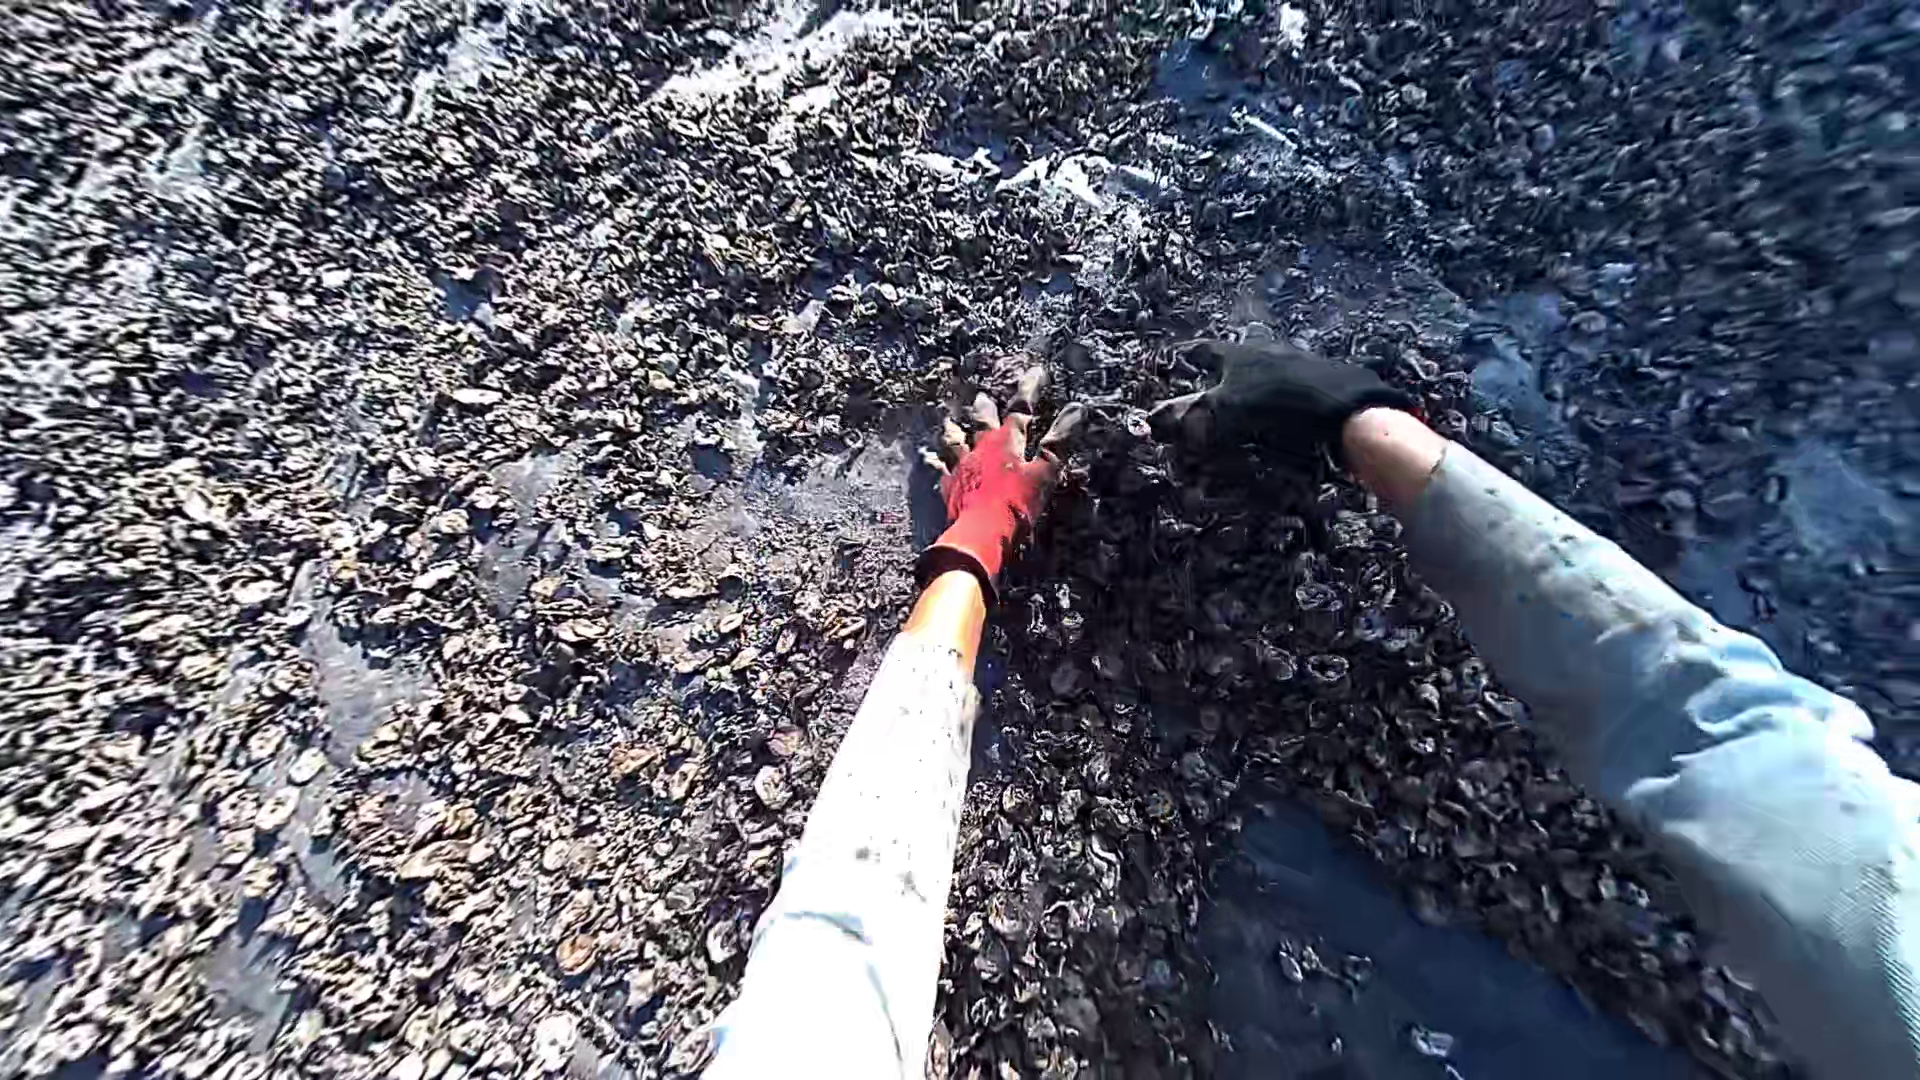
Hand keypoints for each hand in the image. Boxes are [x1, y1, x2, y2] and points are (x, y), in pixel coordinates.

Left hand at [919, 368, 1084, 605]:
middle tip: (981, 397)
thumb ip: (1058, 442)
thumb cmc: (1016, 504)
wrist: (981, 533)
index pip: (1020, 408)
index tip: (1037, 372)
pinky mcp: (949, 486)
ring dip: (953, 430)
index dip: (1030, 389)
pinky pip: (939, 470)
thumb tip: (1077, 408)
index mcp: (1006, 441)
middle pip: (982, 421)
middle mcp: (980, 447)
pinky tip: (927, 458)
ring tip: (949, 421)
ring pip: (955, 440)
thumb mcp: (1045, 473)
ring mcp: (961, 466)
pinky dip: (933, 462)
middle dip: (985, 408)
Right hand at [1146, 340, 1413, 459]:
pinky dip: (1262, 398)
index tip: (1165, 362)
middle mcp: (1263, 351)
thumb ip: (1185, 417)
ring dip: (1239, 384)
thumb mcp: (1222, 413)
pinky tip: (1263, 414)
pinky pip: (1276, 387)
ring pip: (1255, 371)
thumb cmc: (1276, 404)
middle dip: (1211, 370)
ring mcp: (1291, 364)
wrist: (1347, 409)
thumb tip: (1147, 421)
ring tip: (1227, 402)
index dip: (1180, 357)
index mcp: (1237, 353)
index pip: (1199, 350)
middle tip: (1196, 383)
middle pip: (1229, 358)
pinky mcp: (1312, 382)